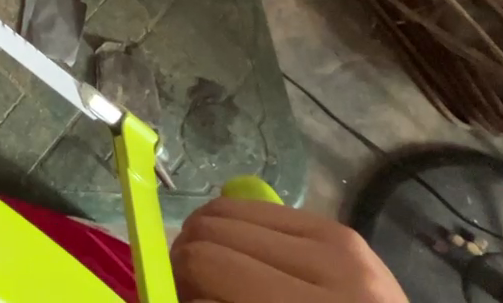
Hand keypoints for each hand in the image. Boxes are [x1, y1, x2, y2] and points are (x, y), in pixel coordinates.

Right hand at [172, 199, 408, 302]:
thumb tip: (162, 290)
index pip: (207, 266)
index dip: (176, 285)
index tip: (175, 301)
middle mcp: (336, 272)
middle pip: (211, 235)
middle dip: (184, 262)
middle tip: (188, 290)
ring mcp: (340, 245)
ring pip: (224, 213)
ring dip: (204, 242)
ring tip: (212, 274)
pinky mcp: (338, 232)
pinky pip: (254, 210)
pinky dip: (232, 232)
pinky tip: (240, 259)